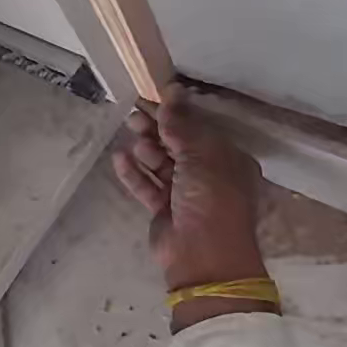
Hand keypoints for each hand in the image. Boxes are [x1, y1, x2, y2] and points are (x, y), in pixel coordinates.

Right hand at [112, 85, 275, 329]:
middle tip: (134, 114)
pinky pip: (147, 186)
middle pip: (178, 146)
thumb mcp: (201, 156)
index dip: (176, 114)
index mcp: (227, 160)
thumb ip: (182, 124)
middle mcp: (208, 176)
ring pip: (161, 165)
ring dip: (146, 149)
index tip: (153, 97)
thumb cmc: (211, 198)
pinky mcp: (164, 211)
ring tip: (130, 133)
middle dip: (157, 129)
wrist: (203, 256)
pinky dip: (134, 173)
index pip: (200, 130)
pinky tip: (119, 158)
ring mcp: (185, 195)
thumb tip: (173, 90)